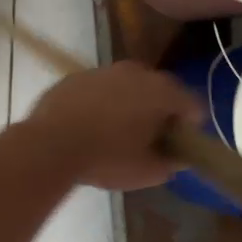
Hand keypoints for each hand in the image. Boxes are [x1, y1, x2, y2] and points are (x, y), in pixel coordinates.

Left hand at [24, 62, 205, 190]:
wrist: (50, 144)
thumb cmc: (108, 158)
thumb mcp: (149, 171)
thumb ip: (170, 162)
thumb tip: (175, 156)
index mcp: (160, 91)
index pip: (191, 103)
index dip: (190, 125)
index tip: (182, 143)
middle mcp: (133, 72)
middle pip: (158, 89)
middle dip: (159, 109)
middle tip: (152, 136)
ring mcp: (101, 71)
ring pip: (126, 85)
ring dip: (128, 102)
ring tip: (119, 130)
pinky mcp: (74, 77)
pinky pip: (98, 88)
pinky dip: (100, 101)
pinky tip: (90, 123)